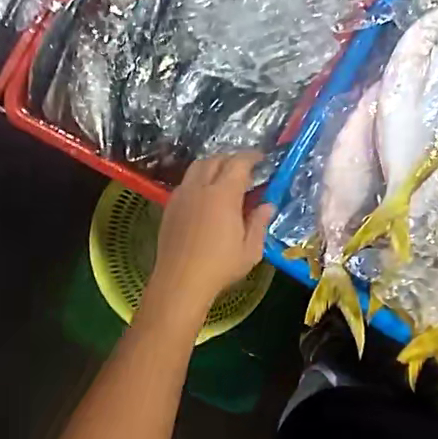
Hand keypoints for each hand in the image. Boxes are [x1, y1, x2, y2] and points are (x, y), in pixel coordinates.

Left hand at [146, 153, 273, 322]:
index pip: (238, 163)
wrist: (180, 281)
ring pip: (197, 167)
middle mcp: (200, 188)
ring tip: (225, 179)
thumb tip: (267, 205)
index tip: (261, 160)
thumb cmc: (220, 266)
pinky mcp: (170, 207)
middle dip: (232, 159)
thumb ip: (259, 223)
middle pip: (215, 160)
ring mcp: (181, 196)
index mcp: (223, 195)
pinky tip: (206, 196)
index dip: (251, 157)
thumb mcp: (250, 249)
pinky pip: (186, 182)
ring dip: (213, 166)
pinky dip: (199, 179)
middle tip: (245, 169)